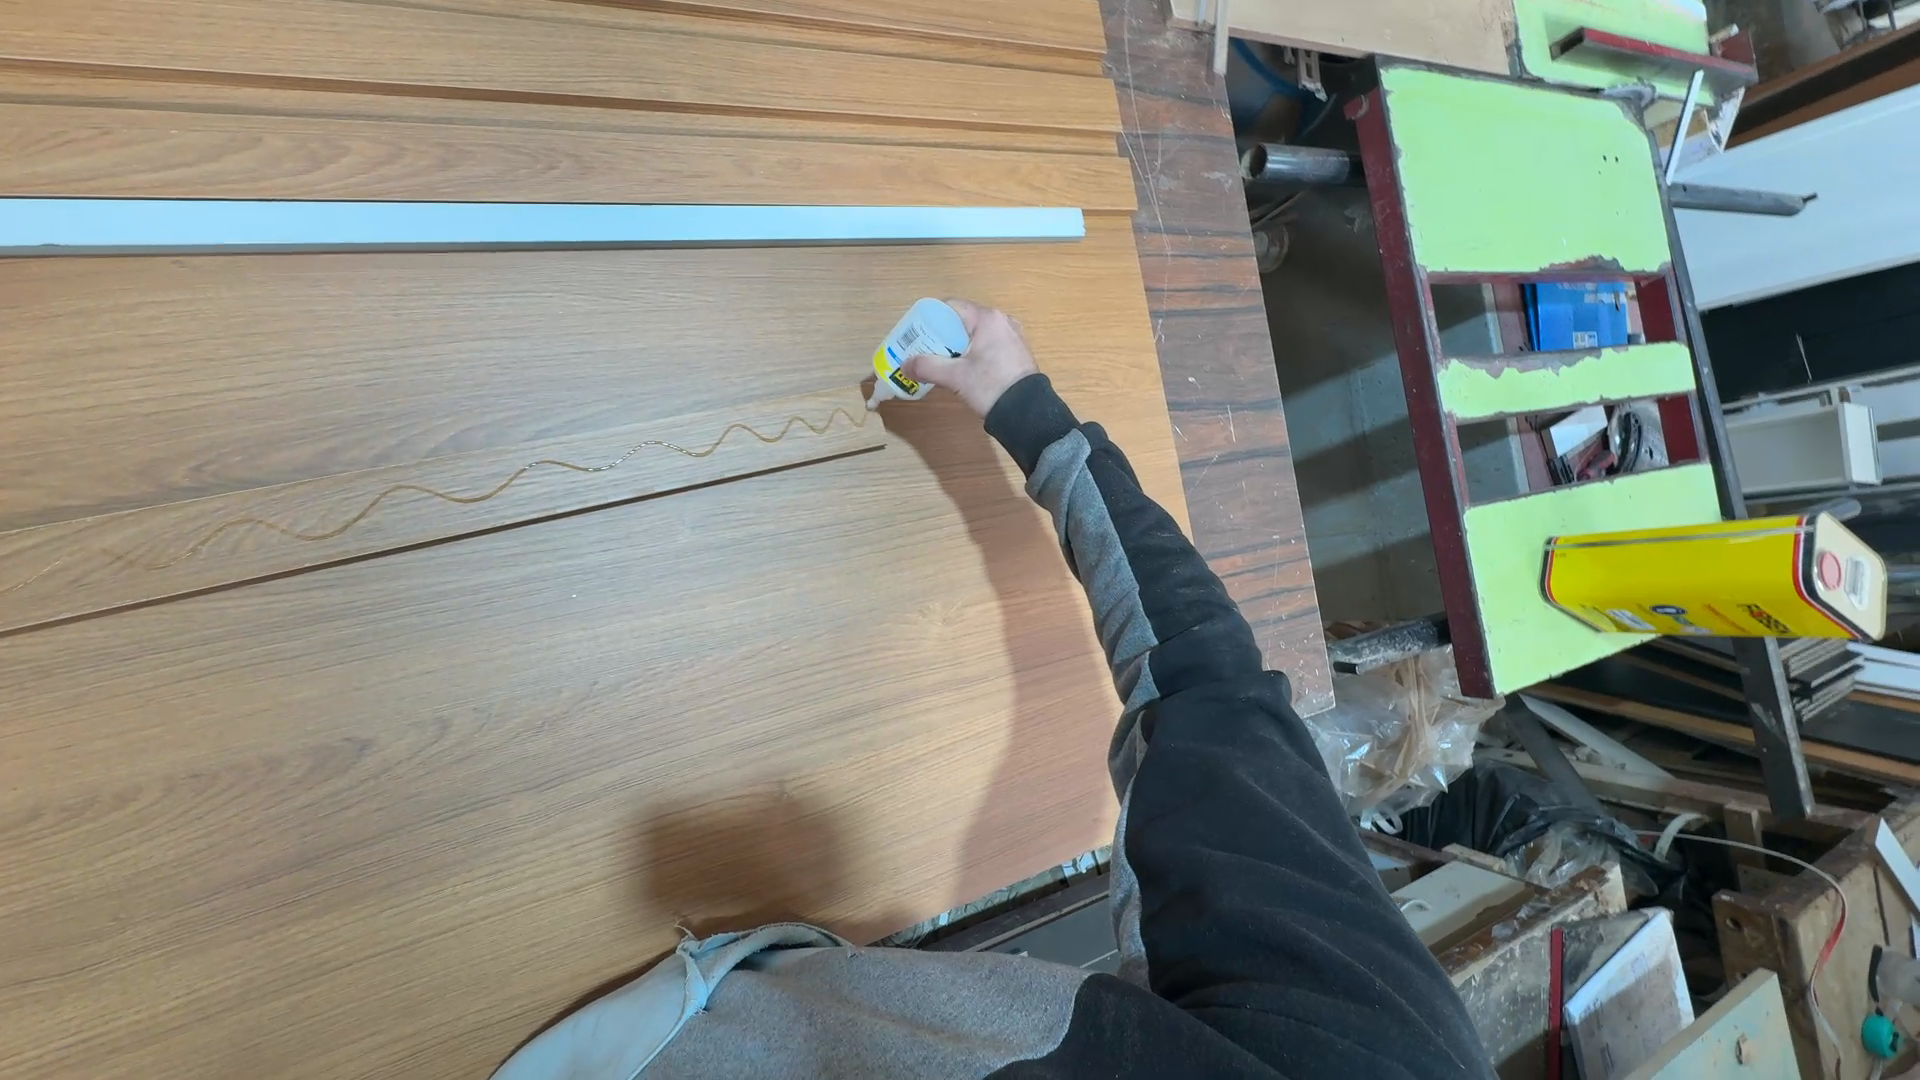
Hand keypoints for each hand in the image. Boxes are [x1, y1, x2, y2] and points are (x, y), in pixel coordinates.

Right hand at [899, 300, 1037, 417]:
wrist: (1027, 412)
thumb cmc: (991, 387)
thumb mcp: (956, 377)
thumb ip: (928, 367)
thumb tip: (905, 365)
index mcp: (987, 319)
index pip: (951, 307)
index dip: (931, 319)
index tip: (918, 335)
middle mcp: (1002, 321)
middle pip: (963, 321)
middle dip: (943, 335)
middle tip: (927, 352)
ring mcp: (1013, 336)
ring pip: (976, 335)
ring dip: (958, 346)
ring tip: (943, 363)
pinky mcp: (1017, 352)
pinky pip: (989, 345)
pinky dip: (974, 353)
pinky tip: (966, 370)